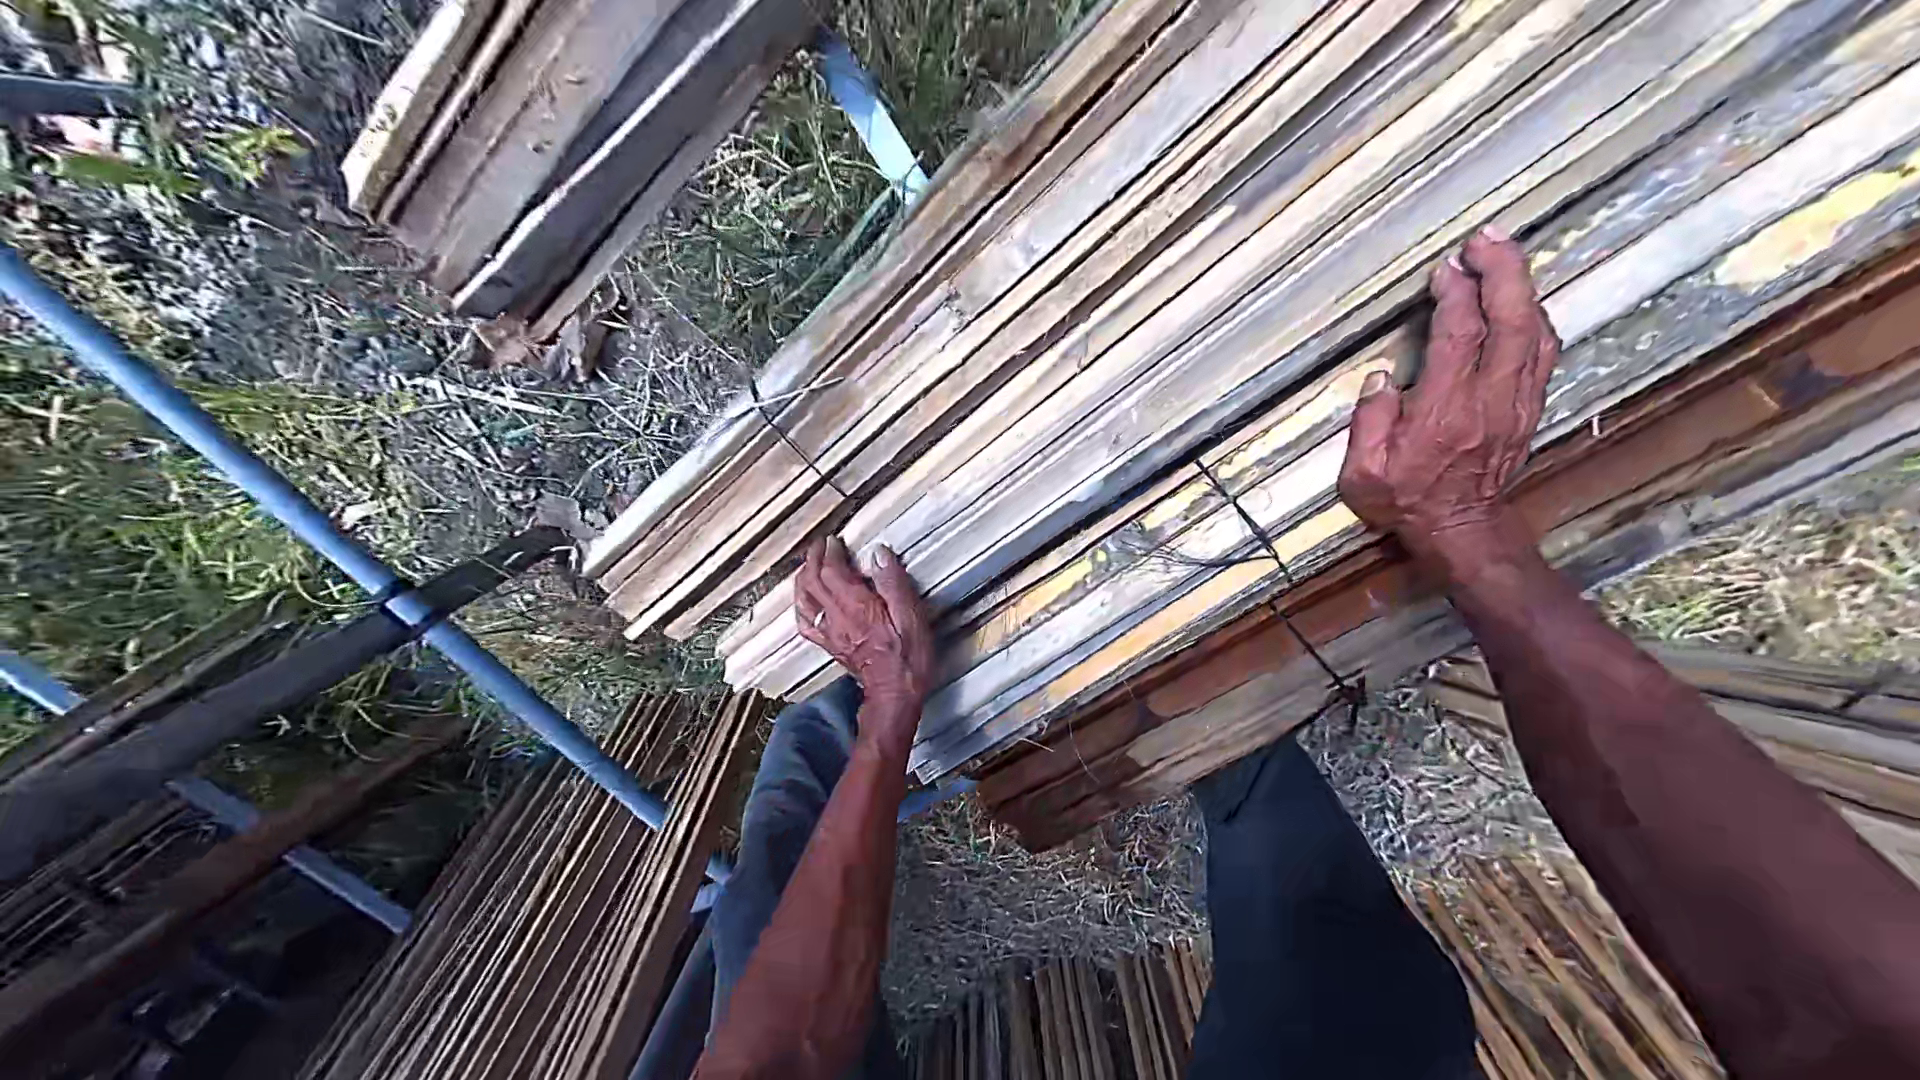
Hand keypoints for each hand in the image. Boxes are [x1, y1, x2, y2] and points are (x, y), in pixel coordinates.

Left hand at [794, 537, 935, 719]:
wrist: (895, 693)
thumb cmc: (907, 658)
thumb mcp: (911, 615)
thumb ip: (893, 582)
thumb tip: (879, 554)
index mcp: (857, 605)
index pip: (832, 570)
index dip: (830, 552)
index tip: (835, 540)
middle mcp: (838, 617)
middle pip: (813, 580)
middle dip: (814, 559)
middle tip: (821, 546)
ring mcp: (830, 632)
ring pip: (804, 598)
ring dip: (804, 578)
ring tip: (810, 565)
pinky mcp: (831, 645)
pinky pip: (806, 622)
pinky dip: (801, 605)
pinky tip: (805, 601)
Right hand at [1338, 226, 1557, 569]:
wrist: (1458, 529)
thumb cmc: (1403, 501)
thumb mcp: (1362, 472)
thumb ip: (1370, 422)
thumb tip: (1381, 378)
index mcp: (1445, 411)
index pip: (1460, 336)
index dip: (1455, 295)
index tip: (1443, 270)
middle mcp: (1491, 398)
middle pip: (1512, 320)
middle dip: (1503, 272)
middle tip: (1486, 239)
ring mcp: (1517, 401)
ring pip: (1535, 331)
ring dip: (1523, 288)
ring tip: (1504, 259)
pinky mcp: (1528, 408)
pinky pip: (1542, 351)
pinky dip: (1533, 318)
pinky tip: (1521, 304)